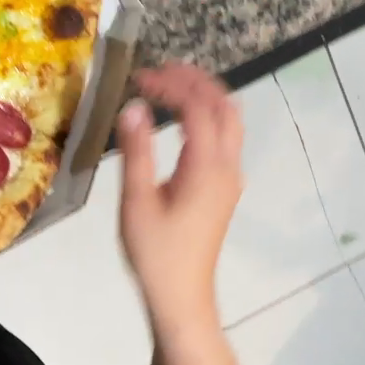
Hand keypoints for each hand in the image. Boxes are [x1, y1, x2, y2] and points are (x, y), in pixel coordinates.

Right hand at [117, 63, 244, 330]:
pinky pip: (224, 138)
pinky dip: (206, 117)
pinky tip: (181, 122)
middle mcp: (227, 166)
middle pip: (224, 107)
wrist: (181, 294)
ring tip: (171, 86)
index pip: (197, 107)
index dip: (171, 84)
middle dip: (196, 81)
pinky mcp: (223, 189)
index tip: (139, 77)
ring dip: (205, 97)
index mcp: (207, 166)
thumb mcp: (137, 200)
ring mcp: (229, 178)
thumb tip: (135, 107)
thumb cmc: (155, 250)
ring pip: (230, 122)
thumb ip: (137, 151)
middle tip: (160, 70)